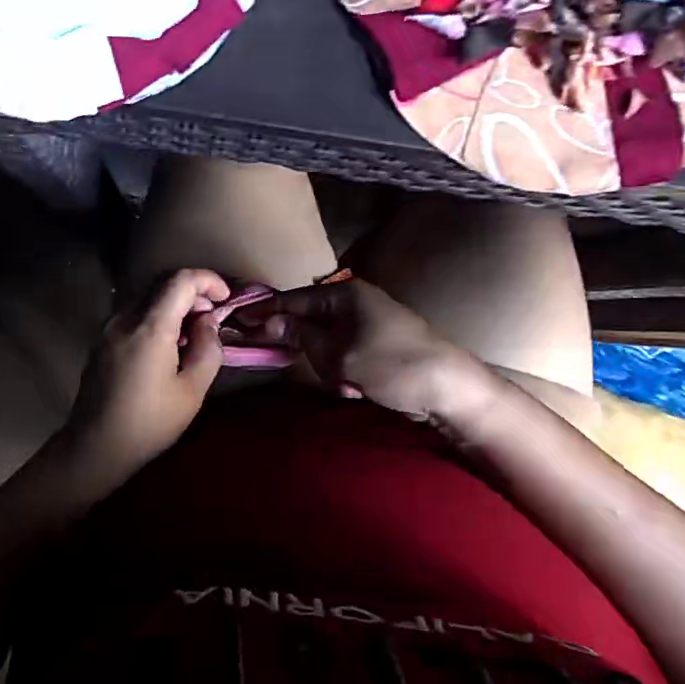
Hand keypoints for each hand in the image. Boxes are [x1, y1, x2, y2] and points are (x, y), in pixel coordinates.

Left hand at [62, 268, 230, 468]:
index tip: (226, 298)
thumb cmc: (149, 424)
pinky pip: (134, 313)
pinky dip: (157, 315)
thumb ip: (207, 349)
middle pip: (161, 282)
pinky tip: (168, 343)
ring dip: (174, 302)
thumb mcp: (192, 391)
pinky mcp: (101, 340)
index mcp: (150, 328)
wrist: (95, 448)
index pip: (180, 280)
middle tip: (212, 314)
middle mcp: (125, 318)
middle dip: (192, 290)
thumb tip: (208, 322)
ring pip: (146, 296)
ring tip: (193, 330)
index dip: (208, 280)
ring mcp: (108, 328)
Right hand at [233, 279, 493, 421]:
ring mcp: (365, 326)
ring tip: (352, 385)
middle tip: (327, 372)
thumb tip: (269, 320)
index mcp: (344, 294)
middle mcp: (353, 303)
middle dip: (312, 354)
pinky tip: (361, 390)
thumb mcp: (339, 353)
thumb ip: (301, 336)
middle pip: (308, 325)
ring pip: (325, 348)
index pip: (293, 298)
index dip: (264, 311)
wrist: (448, 389)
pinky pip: (343, 360)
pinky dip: (346, 377)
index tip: (236, 321)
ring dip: (331, 370)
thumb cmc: (392, 363)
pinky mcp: (374, 348)